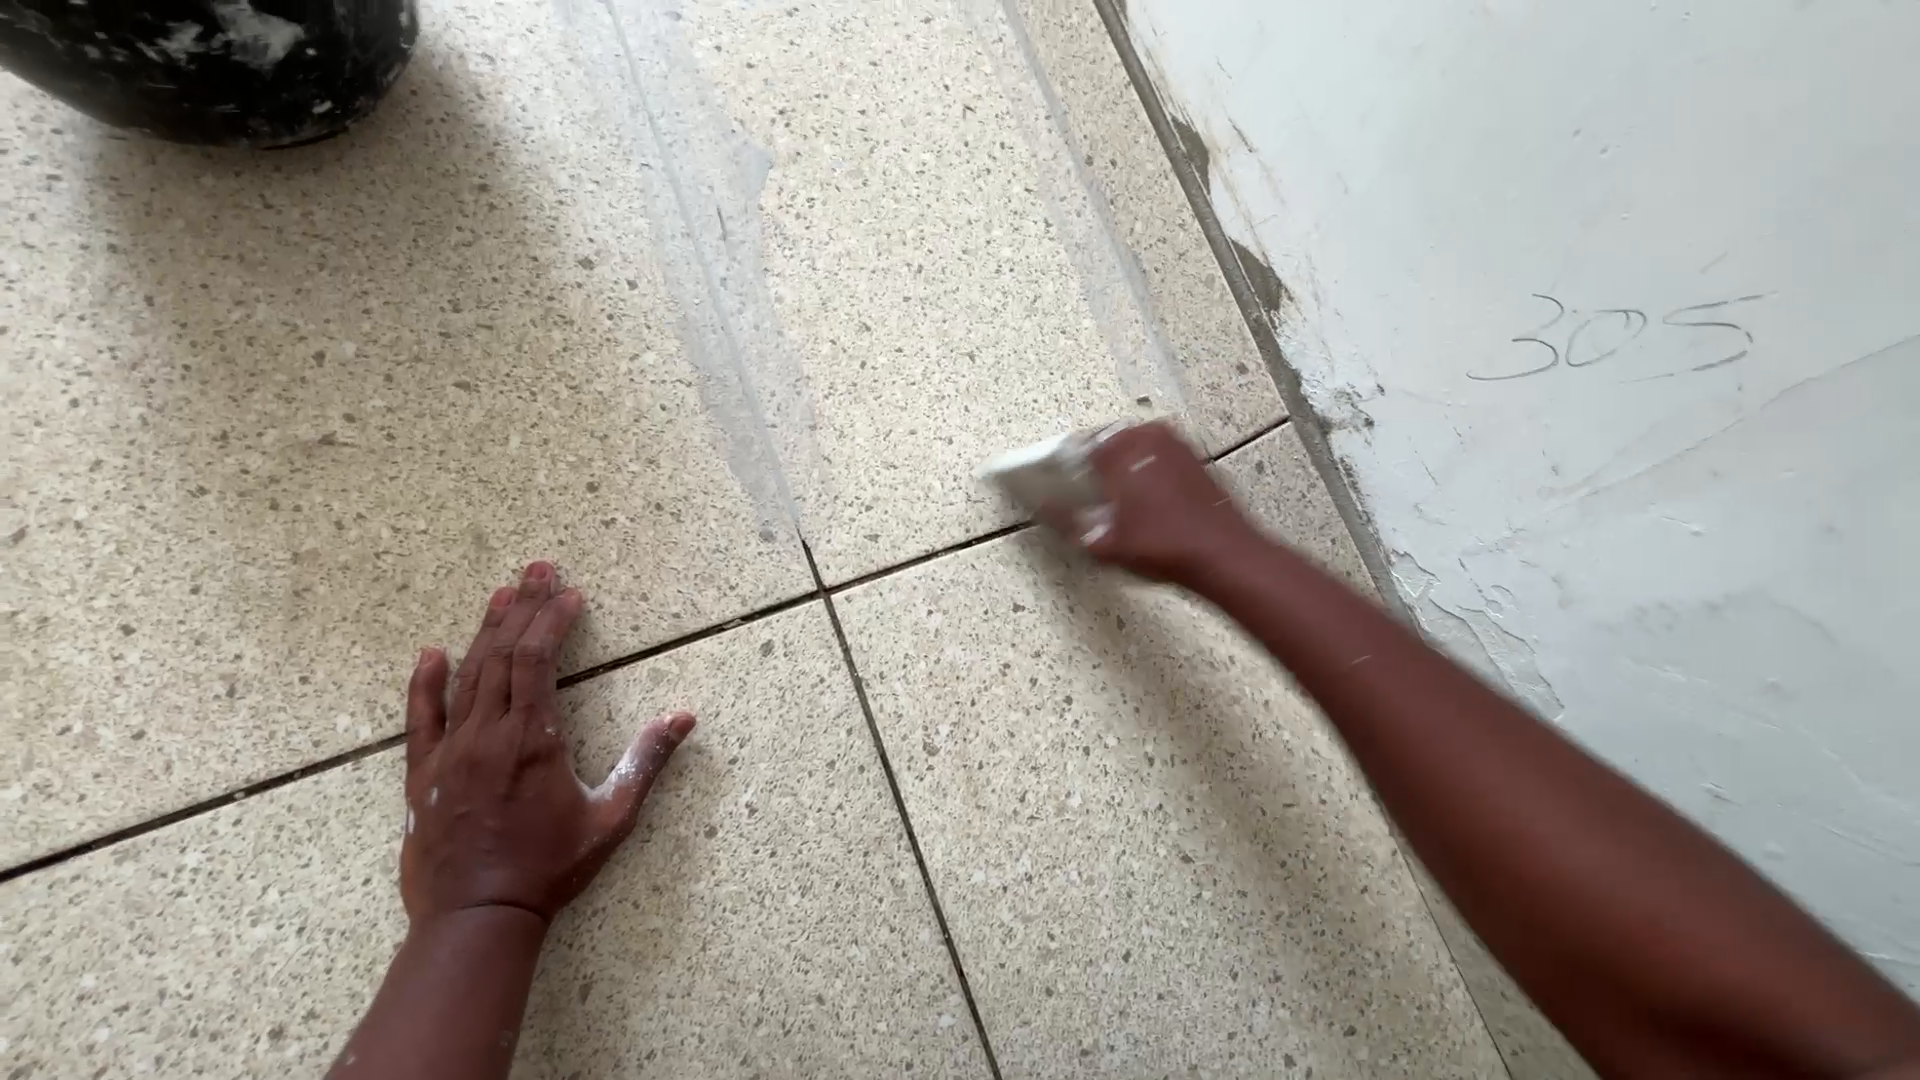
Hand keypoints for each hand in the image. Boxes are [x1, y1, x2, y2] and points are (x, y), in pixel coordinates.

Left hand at [400, 561, 695, 926]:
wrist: (477, 919)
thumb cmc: (552, 867)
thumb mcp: (613, 816)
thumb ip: (647, 761)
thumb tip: (684, 716)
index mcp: (533, 739)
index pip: (539, 660)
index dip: (554, 621)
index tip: (571, 594)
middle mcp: (487, 735)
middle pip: (503, 655)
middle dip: (523, 607)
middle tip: (537, 568)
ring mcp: (449, 753)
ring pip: (466, 676)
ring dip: (486, 631)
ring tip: (502, 592)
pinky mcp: (421, 775)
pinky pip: (420, 719)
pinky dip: (424, 683)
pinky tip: (431, 653)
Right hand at [1044, 421, 1258, 583]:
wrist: (1223, 555)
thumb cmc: (1164, 547)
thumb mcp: (1104, 545)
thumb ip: (1067, 522)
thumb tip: (1044, 507)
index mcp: (1119, 452)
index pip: (1079, 445)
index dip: (1067, 464)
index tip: (1061, 479)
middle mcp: (1147, 438)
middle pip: (1109, 439)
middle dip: (1096, 459)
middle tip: (1088, 486)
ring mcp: (1176, 444)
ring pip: (1137, 443)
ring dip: (1124, 460)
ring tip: (1118, 490)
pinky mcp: (1195, 458)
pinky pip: (1160, 452)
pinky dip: (1148, 466)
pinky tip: (1148, 495)